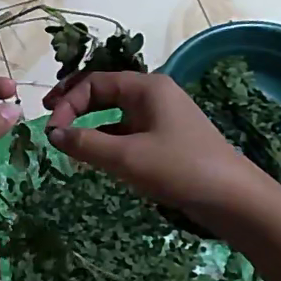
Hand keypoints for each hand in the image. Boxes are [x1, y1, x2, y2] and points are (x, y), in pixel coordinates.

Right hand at [43, 70, 267, 212]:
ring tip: (66, 141)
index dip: (67, 102)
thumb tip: (53, 134)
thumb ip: (85, 144)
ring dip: (88, 124)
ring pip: (113, 113)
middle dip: (74, 105)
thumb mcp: (126, 157)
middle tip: (49, 120)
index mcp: (146, 87)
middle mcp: (152, 96)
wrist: (231, 198)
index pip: (94, 82)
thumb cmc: (179, 169)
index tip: (51, 130)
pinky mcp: (163, 139)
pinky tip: (93, 157)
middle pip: (103, 92)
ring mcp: (159, 118)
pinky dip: (105, 140)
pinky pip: (125, 132)